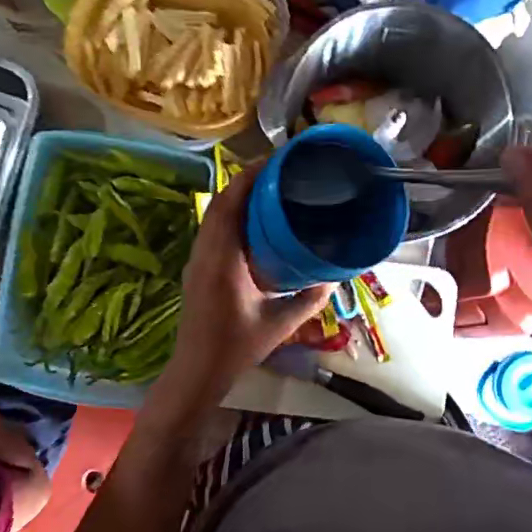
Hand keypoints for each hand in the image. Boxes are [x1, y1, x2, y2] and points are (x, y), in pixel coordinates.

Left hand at [158, 165, 332, 403]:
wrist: (197, 369)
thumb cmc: (235, 347)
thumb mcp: (278, 323)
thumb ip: (309, 299)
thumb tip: (335, 276)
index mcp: (221, 258)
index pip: (231, 202)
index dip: (251, 176)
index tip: (278, 161)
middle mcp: (204, 252)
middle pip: (221, 203)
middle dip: (248, 182)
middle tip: (282, 174)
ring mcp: (196, 260)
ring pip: (214, 217)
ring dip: (239, 200)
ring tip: (272, 192)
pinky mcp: (197, 269)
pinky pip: (213, 232)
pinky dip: (232, 218)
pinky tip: (255, 225)